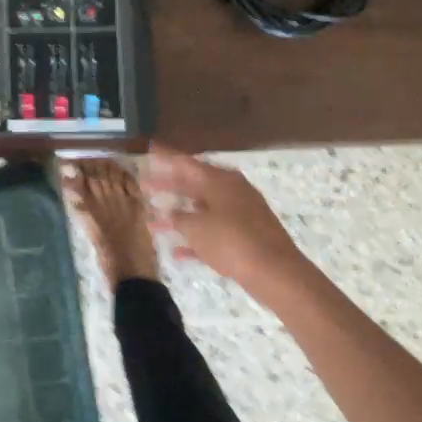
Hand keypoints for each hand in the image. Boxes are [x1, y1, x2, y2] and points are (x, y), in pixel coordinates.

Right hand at [142, 144, 313, 304]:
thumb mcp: (196, 227)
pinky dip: (197, 239)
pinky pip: (215, 233)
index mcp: (219, 180)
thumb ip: (178, 217)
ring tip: (153, 223)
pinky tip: (177, 252)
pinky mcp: (247, 237)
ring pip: (203, 210)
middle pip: (194, 185)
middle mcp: (231, 191)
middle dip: (169, 187)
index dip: (166, 156)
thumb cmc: (231, 241)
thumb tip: (170, 213)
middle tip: (145, 185)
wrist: (276, 273)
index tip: (149, 148)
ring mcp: (241, 214)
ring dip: (179, 217)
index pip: (186, 162)